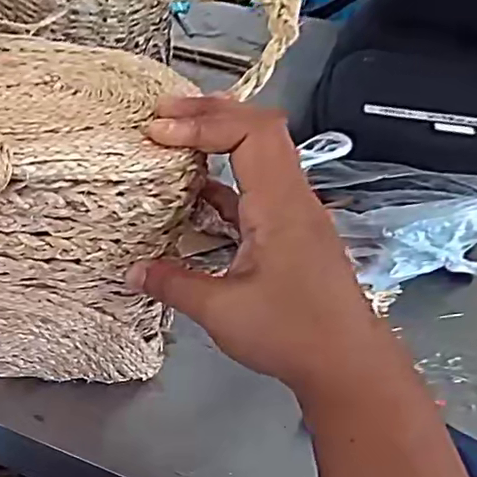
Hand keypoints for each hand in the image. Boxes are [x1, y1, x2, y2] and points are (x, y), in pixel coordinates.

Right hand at [130, 96, 402, 398]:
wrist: (344, 362)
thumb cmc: (288, 332)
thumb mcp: (219, 310)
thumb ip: (173, 284)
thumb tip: (132, 271)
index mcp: (280, 207)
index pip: (250, 135)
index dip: (203, 123)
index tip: (158, 132)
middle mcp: (292, 200)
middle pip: (259, 131)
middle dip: (210, 115)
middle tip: (162, 114)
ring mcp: (293, 216)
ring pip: (259, 158)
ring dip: (217, 142)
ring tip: (174, 138)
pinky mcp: (288, 235)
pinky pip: (254, 191)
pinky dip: (222, 181)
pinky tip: (193, 192)